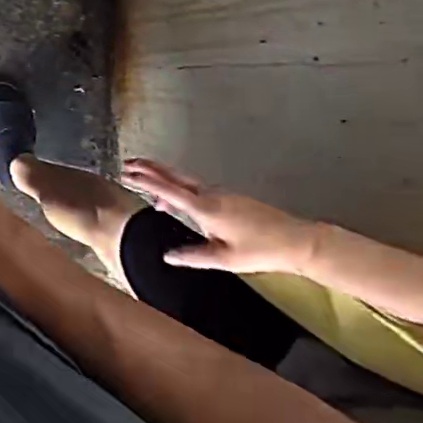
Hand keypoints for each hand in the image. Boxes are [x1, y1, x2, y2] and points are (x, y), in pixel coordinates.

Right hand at [121, 159, 322, 274]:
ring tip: (142, 179)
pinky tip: (173, 199)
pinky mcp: (227, 197)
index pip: (168, 189)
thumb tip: (167, 256)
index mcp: (205, 208)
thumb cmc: (260, 250)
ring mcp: (219, 193)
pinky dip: (177, 186)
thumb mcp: (225, 259)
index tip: (126, 172)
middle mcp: (209, 194)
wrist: (295, 240)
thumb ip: (193, 256)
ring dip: (161, 176)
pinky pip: (194, 187)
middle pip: (173, 175)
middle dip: (149, 168)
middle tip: (127, 163)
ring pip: (183, 180)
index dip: (145, 180)